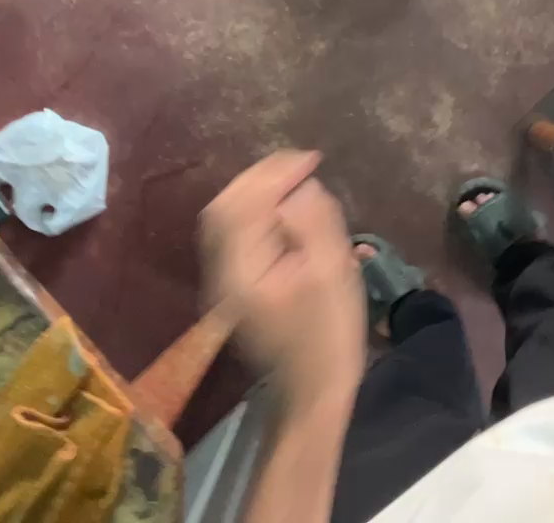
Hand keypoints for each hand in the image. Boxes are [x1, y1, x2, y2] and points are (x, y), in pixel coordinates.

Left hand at [198, 151, 365, 412]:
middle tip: (300, 162)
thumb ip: (313, 224)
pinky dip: (255, 210)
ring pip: (226, 219)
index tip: (311, 159)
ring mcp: (224, 282)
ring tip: (293, 177)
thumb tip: (300, 188)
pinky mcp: (235, 287)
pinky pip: (234, 234)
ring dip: (256, 190)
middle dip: (260, 176)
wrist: (313, 393)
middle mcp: (222, 273)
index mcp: (242, 269)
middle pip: (225, 207)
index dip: (274, 173)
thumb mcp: (332, 274)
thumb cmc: (329, 334)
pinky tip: (282, 207)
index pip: (242, 204)